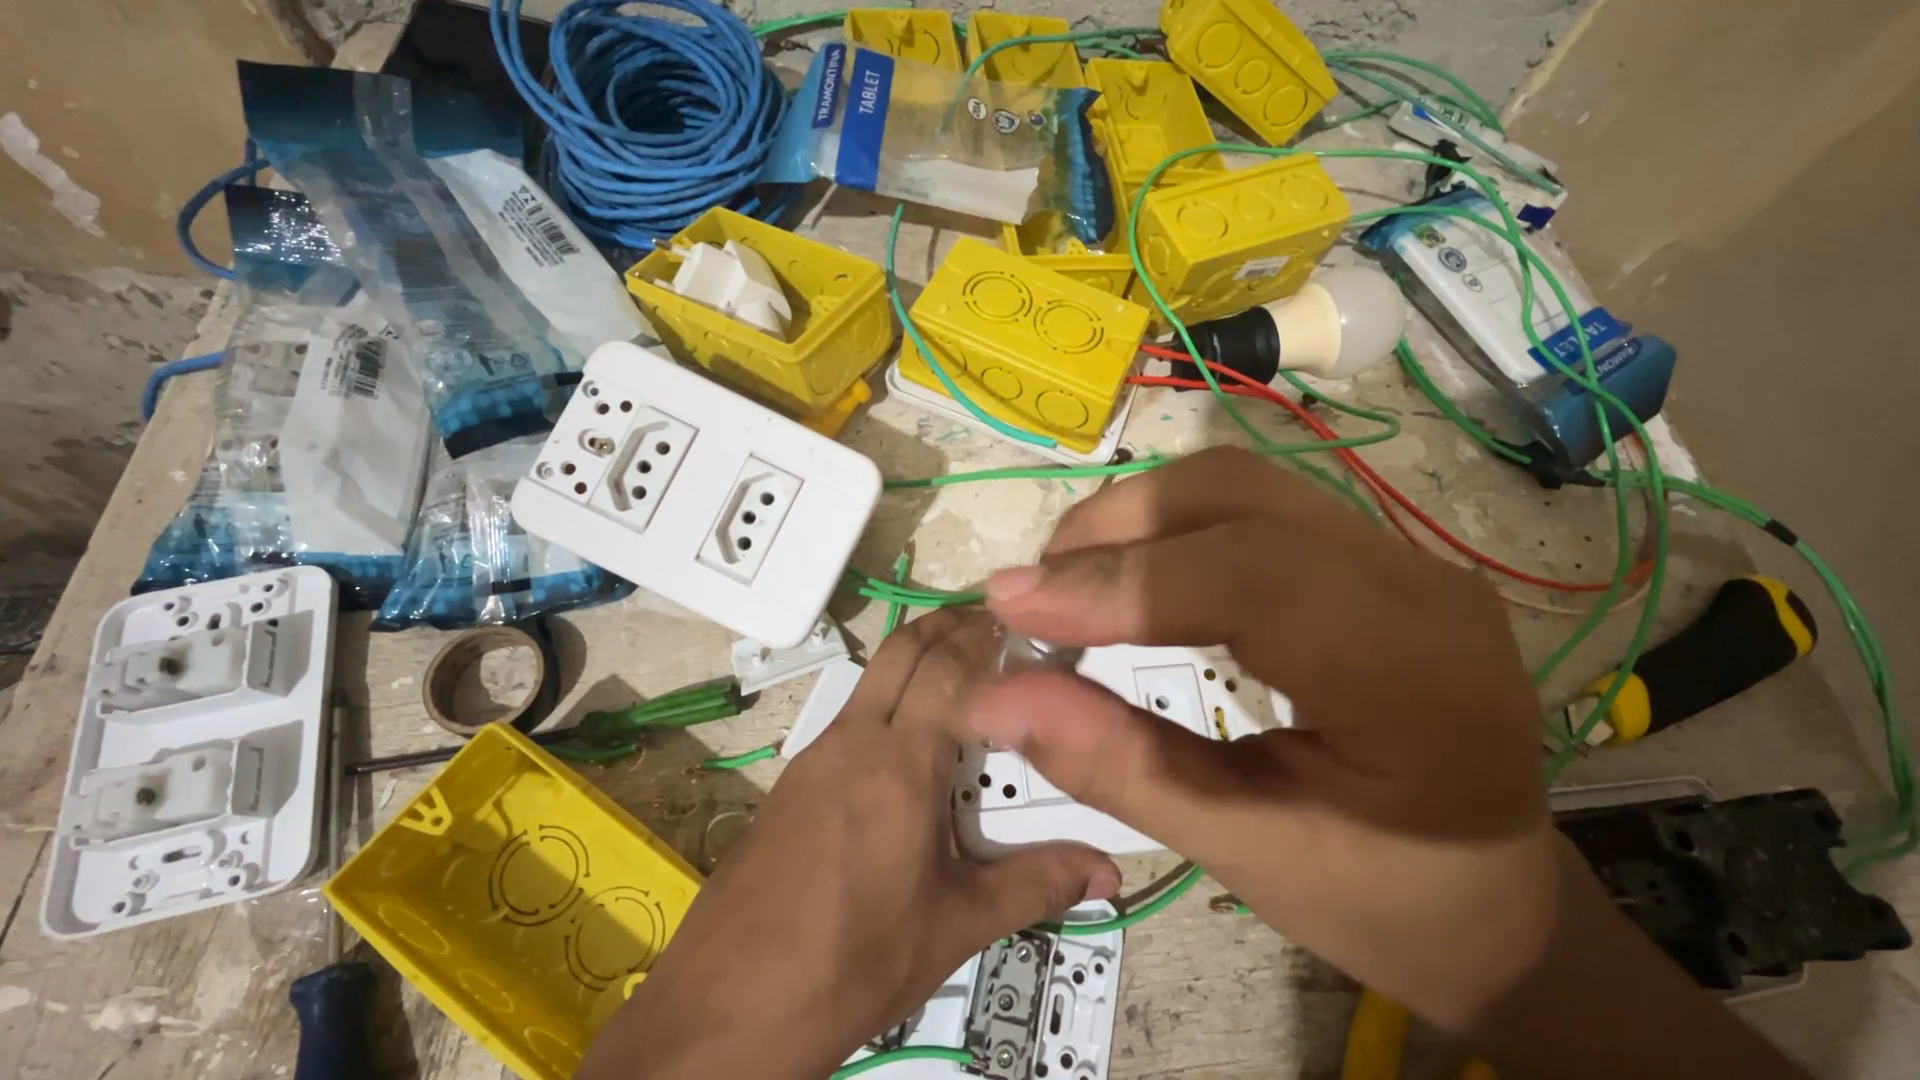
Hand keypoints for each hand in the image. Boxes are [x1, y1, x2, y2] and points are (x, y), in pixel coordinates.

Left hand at [579, 609, 1119, 1079]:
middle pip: (902, 651)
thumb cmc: (854, 961)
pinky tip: (908, 743)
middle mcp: (853, 743)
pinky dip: (886, 700)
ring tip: (962, 670)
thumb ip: (1035, 885)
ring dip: (915, 658)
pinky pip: (848, 720)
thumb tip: (1109, 871)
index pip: (950, 670)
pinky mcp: (791, 785)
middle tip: (993, 619)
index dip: (986, 636)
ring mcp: (813, 759)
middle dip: (947, 623)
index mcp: (900, 764)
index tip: (1024, 620)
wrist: (728, 1007)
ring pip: (871, 680)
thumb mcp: (955, 926)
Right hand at [968, 446, 1558, 1030]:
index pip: (1252, 580)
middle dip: (1117, 529)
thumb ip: (1117, 765)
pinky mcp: (1379, 557)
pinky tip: (1135, 574)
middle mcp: (1422, 587)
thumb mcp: (1245, 853)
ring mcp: (1407, 559)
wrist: (1496, 899)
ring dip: (1141, 517)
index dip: (1121, 583)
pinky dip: (1176, 526)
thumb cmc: (1384, 902)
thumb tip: (991, 697)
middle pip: (1243, 497)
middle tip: (1032, 591)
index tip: (1009, 606)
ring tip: (1069, 579)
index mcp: (1416, 679)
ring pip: (1246, 485)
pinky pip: (1260, 507)